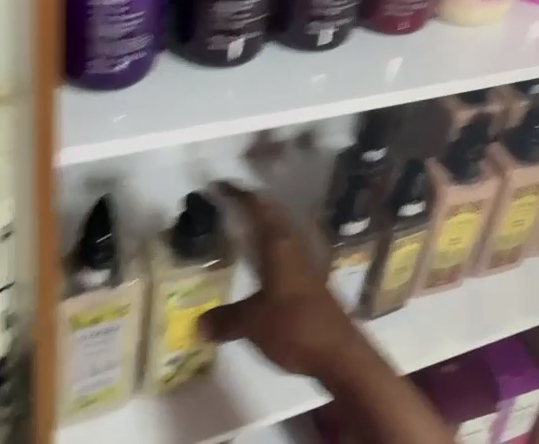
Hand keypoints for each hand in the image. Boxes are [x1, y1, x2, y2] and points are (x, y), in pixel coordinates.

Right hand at [199, 181, 363, 379]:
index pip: (257, 208)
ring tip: (243, 228)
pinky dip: (272, 247)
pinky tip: (263, 263)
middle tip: (229, 202)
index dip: (239, 195)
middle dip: (253, 205)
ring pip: (282, 232)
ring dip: (265, 225)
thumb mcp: (252, 323)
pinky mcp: (313, 281)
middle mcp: (294, 246)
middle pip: (273, 214)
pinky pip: (288, 251)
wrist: (340, 353)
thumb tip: (199, 324)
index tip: (219, 185)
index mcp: (278, 245)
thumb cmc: (294, 326)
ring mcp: (307, 263)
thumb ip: (225, 320)